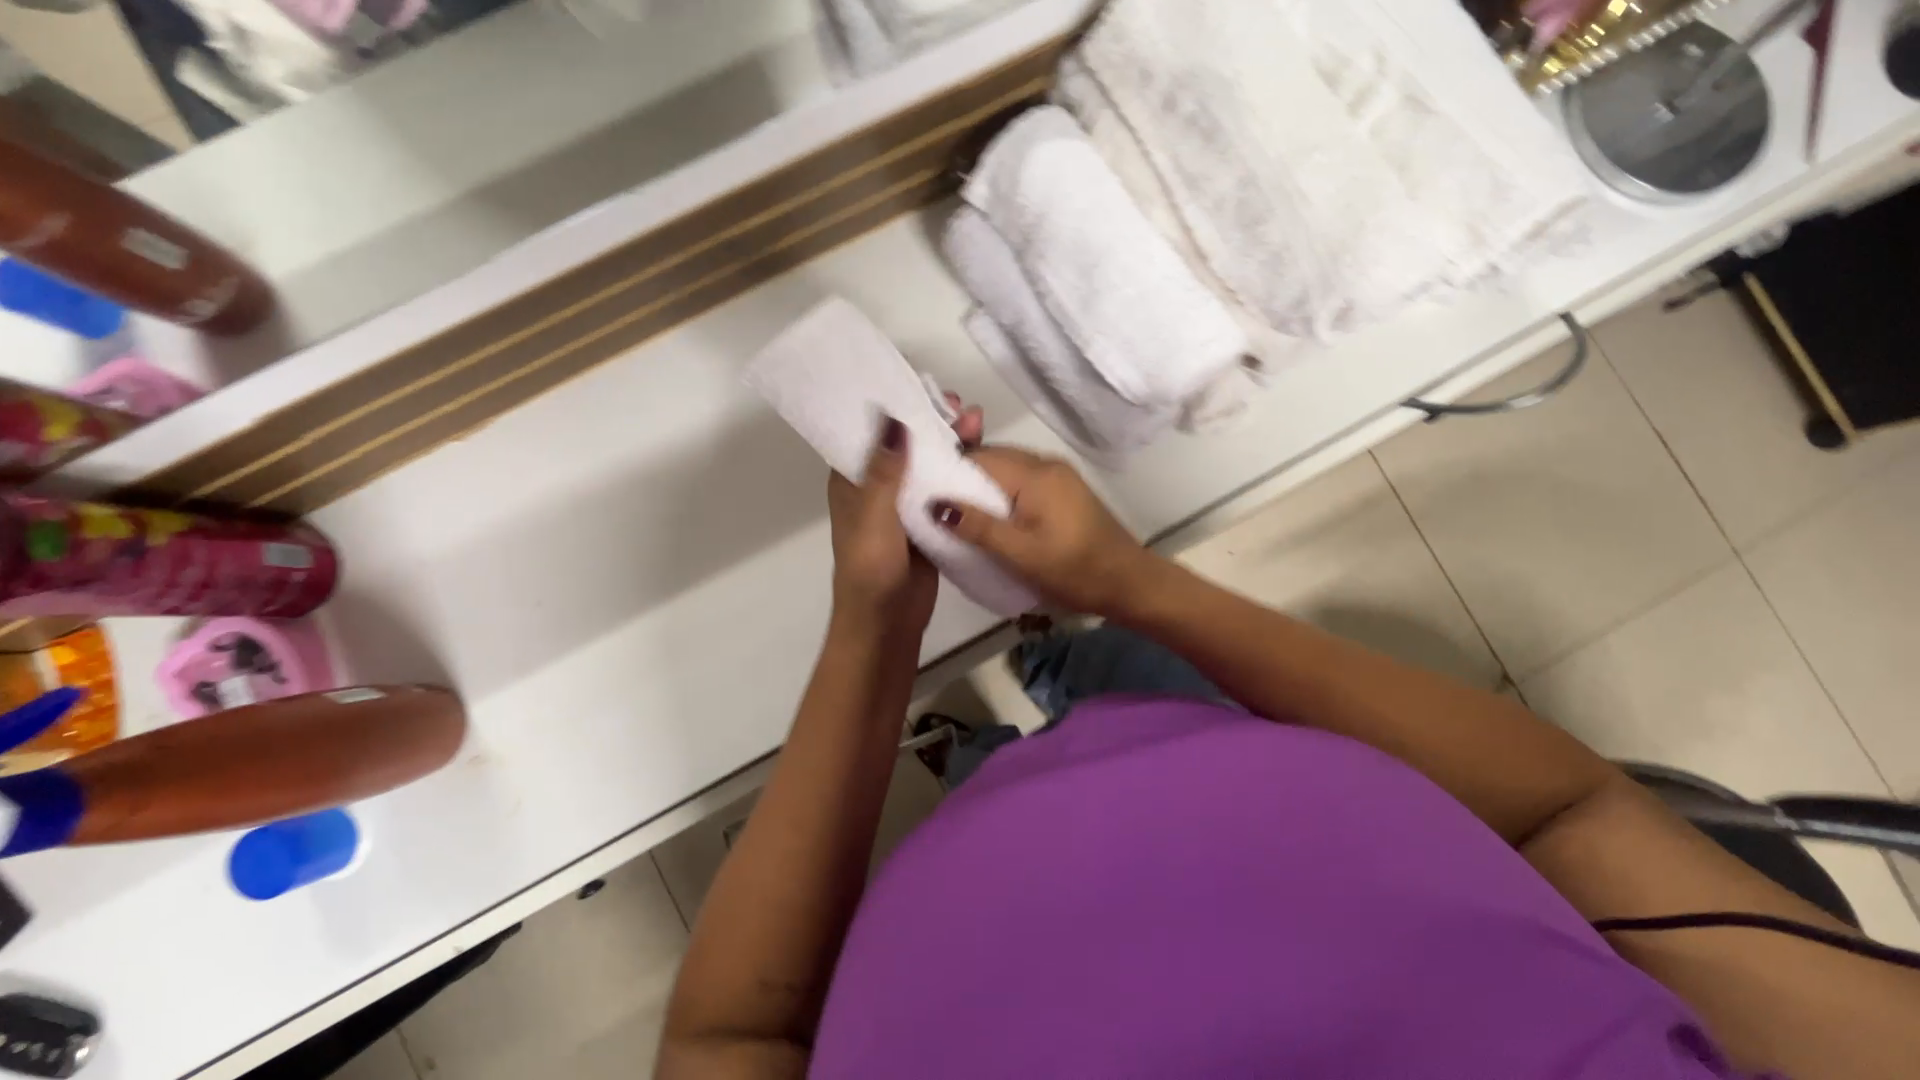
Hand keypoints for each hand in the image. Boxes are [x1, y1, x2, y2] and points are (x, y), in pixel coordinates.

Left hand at [826, 399, 983, 636]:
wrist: (887, 625)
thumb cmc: (870, 572)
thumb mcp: (874, 519)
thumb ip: (885, 472)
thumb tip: (894, 418)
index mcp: (853, 481)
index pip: (869, 431)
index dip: (893, 405)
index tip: (920, 384)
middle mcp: (877, 486)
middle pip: (905, 443)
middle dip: (930, 421)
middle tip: (959, 404)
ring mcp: (904, 505)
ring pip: (928, 463)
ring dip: (950, 443)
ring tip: (978, 421)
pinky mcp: (928, 522)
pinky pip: (945, 489)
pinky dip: (962, 472)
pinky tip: (984, 457)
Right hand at [928, 447, 1159, 618]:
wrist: (1131, 585)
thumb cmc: (1075, 571)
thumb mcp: (1021, 554)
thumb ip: (978, 526)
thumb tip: (933, 503)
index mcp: (1035, 473)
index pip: (978, 457)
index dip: (947, 471)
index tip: (918, 492)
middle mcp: (1047, 464)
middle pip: (992, 460)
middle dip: (961, 480)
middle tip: (930, 508)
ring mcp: (1058, 478)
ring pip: (1006, 474)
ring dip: (980, 491)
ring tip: (953, 517)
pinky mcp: (1064, 494)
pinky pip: (1021, 486)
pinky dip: (1000, 498)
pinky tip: (987, 521)